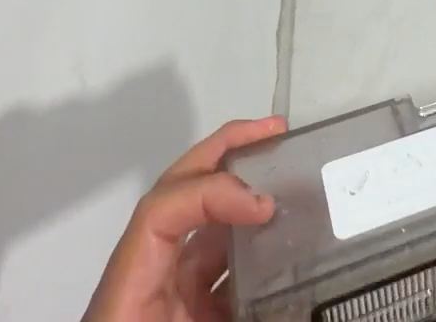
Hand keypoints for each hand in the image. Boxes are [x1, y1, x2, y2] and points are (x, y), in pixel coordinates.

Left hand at [83, 116, 288, 321]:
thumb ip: (247, 314)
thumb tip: (308, 311)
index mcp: (127, 289)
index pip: (161, 210)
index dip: (214, 190)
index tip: (263, 206)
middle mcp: (146, 281)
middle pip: (179, 193)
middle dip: (226, 152)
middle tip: (277, 132)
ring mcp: (167, 296)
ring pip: (206, 231)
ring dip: (247, 198)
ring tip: (293, 182)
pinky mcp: (188, 314)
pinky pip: (222, 272)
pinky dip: (256, 253)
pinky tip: (292, 253)